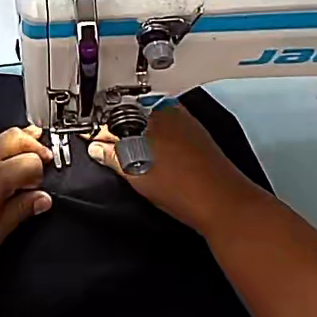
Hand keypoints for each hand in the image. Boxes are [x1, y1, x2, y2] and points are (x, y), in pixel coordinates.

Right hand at [88, 105, 269, 236]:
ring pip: (153, 128)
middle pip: (136, 118)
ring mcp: (188, 126)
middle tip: (109, 155)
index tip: (93, 141)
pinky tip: (157, 169)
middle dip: (121, 134)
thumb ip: (111, 155)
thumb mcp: (135, 171)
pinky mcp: (198, 141)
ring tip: (135, 166)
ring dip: (139, 142)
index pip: (118, 114)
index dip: (103, 130)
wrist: (224, 205)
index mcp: (156, 111)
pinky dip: (157, 149)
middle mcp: (173, 112)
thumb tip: (97, 148)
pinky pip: (168, 138)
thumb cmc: (183, 185)